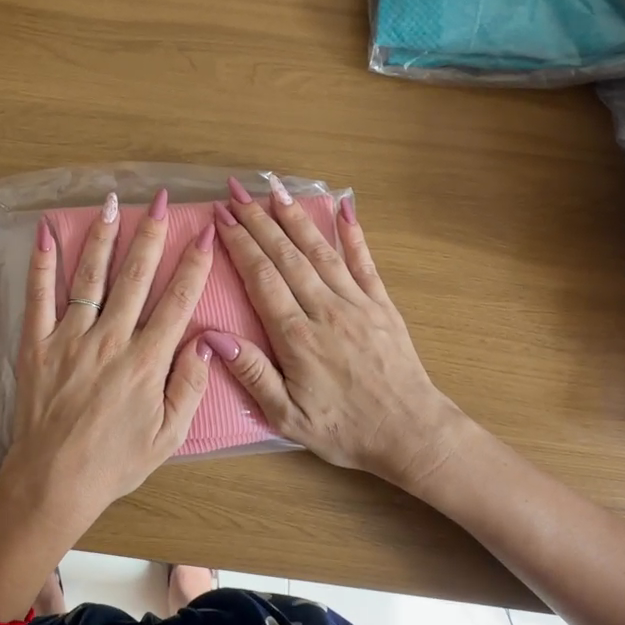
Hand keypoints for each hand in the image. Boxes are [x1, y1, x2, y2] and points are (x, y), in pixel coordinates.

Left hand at [0, 189, 216, 537]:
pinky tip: (47, 233)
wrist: (54, 480)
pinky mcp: (37, 343)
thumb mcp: (168, 435)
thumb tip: (208, 341)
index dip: (193, 264)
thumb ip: (190, 385)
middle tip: (159, 200)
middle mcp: (110, 340)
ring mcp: (70, 338)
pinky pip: (39, 296)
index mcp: (146, 362)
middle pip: (135, 277)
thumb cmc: (115, 462)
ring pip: (91, 278)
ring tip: (112, 203)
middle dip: (150, 234)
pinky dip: (43, 263)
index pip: (177, 301)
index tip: (204, 233)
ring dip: (103, 238)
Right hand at [208, 175, 471, 493]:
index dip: (239, 243)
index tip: (221, 216)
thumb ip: (251, 373)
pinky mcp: (382, 306)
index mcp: (297, 336)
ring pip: (320, 251)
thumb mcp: (287, 416)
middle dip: (259, 219)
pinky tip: (343, 208)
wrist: (412, 435)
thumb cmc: (345, 430)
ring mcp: (358, 303)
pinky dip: (352, 233)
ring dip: (296, 218)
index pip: (261, 277)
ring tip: (275, 189)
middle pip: (286, 255)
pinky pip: (364, 262)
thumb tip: (211, 337)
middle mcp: (326, 310)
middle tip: (237, 191)